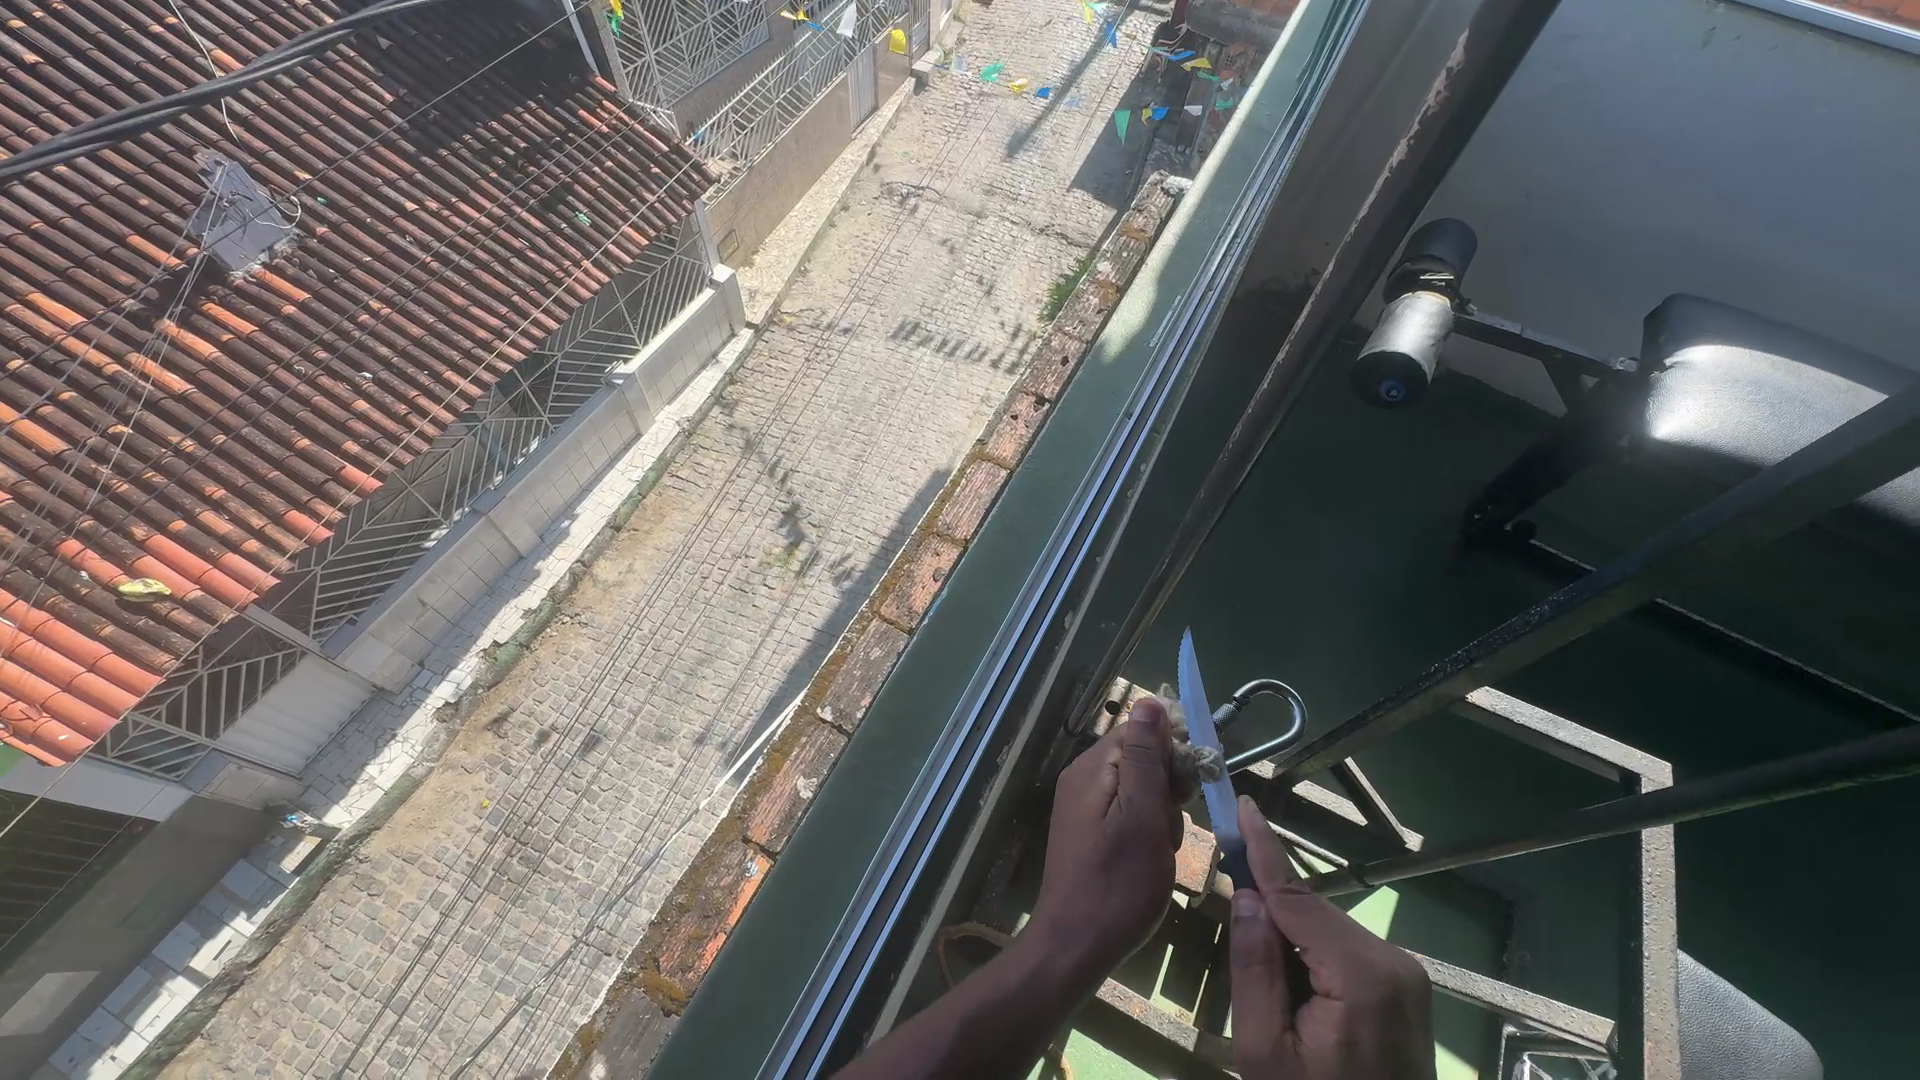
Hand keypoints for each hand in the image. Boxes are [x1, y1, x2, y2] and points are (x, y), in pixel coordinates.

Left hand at [1025, 697, 1181, 980]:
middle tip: (1167, 829)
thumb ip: (1146, 758)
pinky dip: (1147, 833)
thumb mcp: (1142, 816)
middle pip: (1141, 760)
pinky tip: (1149, 860)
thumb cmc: (1117, 883)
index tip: (1188, 788)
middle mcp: (1083, 778)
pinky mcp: (1089, 829)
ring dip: (1160, 816)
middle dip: (1166, 791)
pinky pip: (1128, 814)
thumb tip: (1150, 701)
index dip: (1172, 754)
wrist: (1076, 944)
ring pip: (1140, 790)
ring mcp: (1084, 805)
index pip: (1140, 731)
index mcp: (1092, 768)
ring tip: (1158, 851)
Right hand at [1229, 795, 1434, 1079]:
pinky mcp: (1405, 988)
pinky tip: (1296, 994)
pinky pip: (1343, 950)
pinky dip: (1311, 956)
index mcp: (1361, 976)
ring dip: (1289, 939)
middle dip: (1269, 911)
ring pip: (1325, 930)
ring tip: (1272, 995)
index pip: (1296, 897)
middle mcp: (1393, 962)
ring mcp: (1406, 975)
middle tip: (1233, 924)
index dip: (1263, 848)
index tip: (1243, 803)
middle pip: (1311, 913)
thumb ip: (1254, 967)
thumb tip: (1248, 896)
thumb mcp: (1265, 1050)